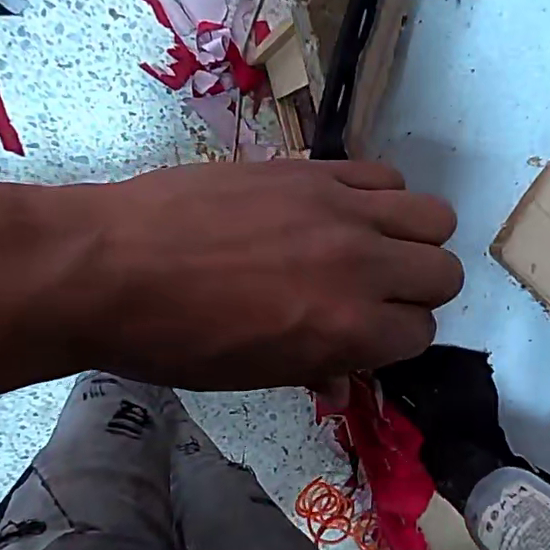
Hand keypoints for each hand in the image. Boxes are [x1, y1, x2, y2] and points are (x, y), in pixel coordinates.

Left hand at [57, 160, 462, 389]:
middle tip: (380, 292)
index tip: (370, 336)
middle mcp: (362, 266)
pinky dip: (380, 197)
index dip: (397, 339)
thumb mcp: (255, 375)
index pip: (421, 333)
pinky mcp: (315, 170)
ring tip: (373, 245)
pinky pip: (385, 175)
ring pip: (433, 217)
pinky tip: (343, 210)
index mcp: (349, 330)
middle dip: (419, 291)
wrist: (105, 266)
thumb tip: (341, 379)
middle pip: (444, 273)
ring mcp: (341, 210)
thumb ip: (316, 370)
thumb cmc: (176, 340)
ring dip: (413, 238)